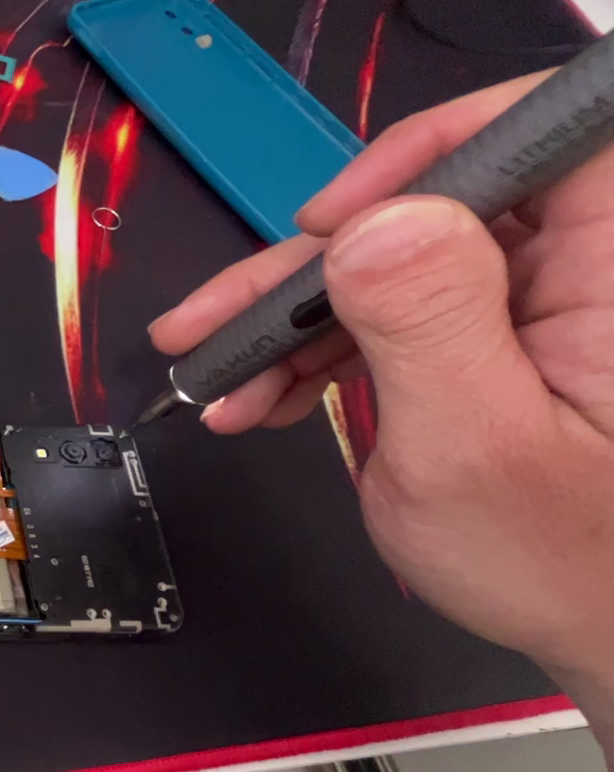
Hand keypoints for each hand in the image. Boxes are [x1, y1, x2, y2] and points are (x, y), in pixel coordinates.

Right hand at [147, 71, 613, 685]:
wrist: (601, 627)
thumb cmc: (558, 556)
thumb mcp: (472, 446)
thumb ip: (427, 327)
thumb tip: (372, 226)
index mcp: (613, 274)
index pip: (538, 144)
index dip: (422, 160)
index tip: (323, 228)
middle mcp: (571, 275)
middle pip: (416, 223)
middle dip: (295, 279)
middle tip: (198, 329)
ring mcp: (512, 315)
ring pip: (373, 280)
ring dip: (278, 334)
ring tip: (214, 392)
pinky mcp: (465, 350)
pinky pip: (368, 328)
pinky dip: (298, 364)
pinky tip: (253, 405)